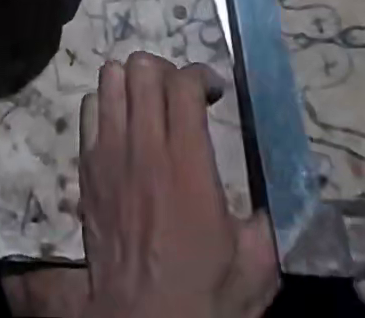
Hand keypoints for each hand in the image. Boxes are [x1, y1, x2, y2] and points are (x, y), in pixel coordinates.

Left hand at [78, 51, 280, 317]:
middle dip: (166, 70)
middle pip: (142, 68)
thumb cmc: (204, 296)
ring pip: (109, 78)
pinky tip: (122, 125)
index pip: (183, 83)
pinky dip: (105, 104)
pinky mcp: (86, 164)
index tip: (214, 91)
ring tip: (149, 101)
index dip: (201, 74)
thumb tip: (278, 186)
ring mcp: (108, 151)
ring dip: (132, 81)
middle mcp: (144, 146)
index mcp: (188, 163)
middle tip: (181, 93)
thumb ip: (270, 216)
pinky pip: (88, 108)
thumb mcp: (256, 262)